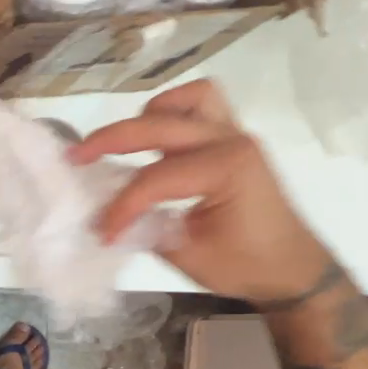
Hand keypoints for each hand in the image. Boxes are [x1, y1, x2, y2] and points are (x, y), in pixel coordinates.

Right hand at [68, 80, 336, 306]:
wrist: (291, 268)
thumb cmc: (245, 266)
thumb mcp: (187, 255)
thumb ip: (145, 230)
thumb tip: (105, 222)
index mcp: (227, 169)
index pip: (154, 179)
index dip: (121, 206)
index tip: (102, 234)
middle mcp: (232, 140)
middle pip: (160, 123)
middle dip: (113, 139)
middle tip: (76, 157)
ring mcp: (235, 135)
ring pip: (188, 100)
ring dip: (150, 116)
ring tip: (123, 144)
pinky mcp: (231, 141)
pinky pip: (201, 109)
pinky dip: (171, 117)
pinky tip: (151, 146)